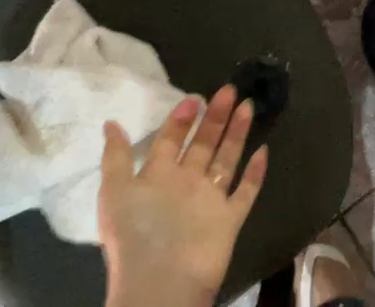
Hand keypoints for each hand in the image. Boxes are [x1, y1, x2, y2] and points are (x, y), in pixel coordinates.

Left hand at [97, 85, 268, 306]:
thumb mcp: (115, 191)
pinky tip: (264, 151)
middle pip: (203, 144)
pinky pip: (245, 193)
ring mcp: (209, 202)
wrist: (160, 284)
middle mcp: (185, 185)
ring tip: (247, 106)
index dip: (180, 119)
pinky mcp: (229, 220)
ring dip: (237, 134)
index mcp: (158, 177)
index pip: (170, 140)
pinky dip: (255, 174)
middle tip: (228, 90)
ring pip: (226, 160)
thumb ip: (116, 156)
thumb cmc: (135, 234)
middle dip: (215, 117)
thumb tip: (110, 122)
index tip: (194, 97)